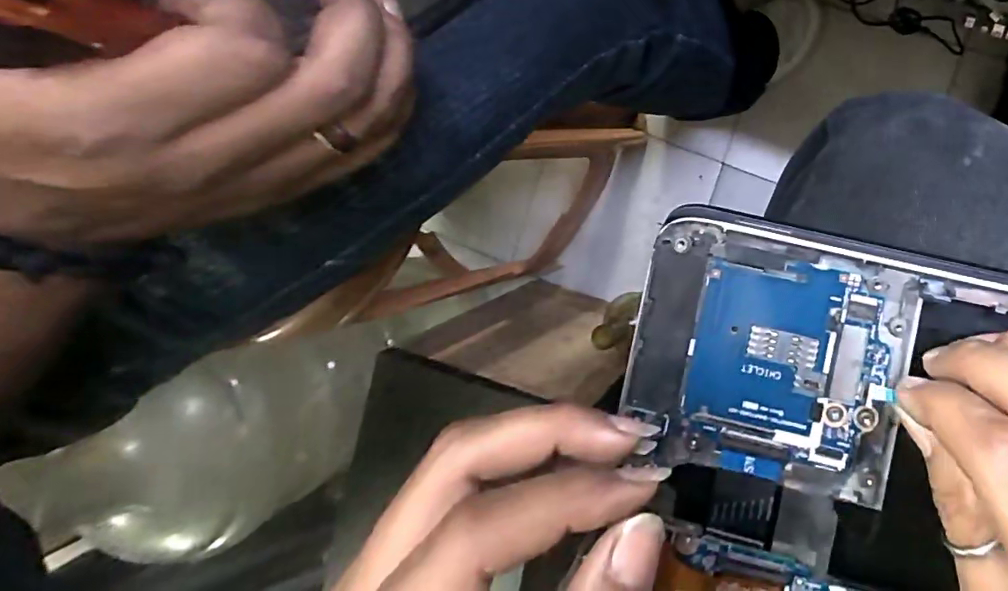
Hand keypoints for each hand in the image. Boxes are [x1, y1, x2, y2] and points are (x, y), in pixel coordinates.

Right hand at [0, 0, 413, 243]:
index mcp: (114, 126)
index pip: (242, 56)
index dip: (238, 7)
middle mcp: (206, 160)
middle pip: (334, 85)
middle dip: (355, 18)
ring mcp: (260, 182)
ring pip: (370, 116)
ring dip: (395, 50)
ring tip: (383, 3)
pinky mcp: (286, 190)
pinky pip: (373, 145)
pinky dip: (396, 95)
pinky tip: (392, 54)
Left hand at [333, 405, 672, 590]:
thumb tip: (643, 526)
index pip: (475, 529)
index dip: (570, 494)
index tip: (645, 483)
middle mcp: (362, 590)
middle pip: (454, 462)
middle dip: (553, 432)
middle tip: (627, 437)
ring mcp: (370, 578)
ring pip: (454, 464)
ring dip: (542, 440)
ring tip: (611, 444)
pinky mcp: (393, 576)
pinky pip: (459, 493)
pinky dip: (524, 469)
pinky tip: (572, 476)